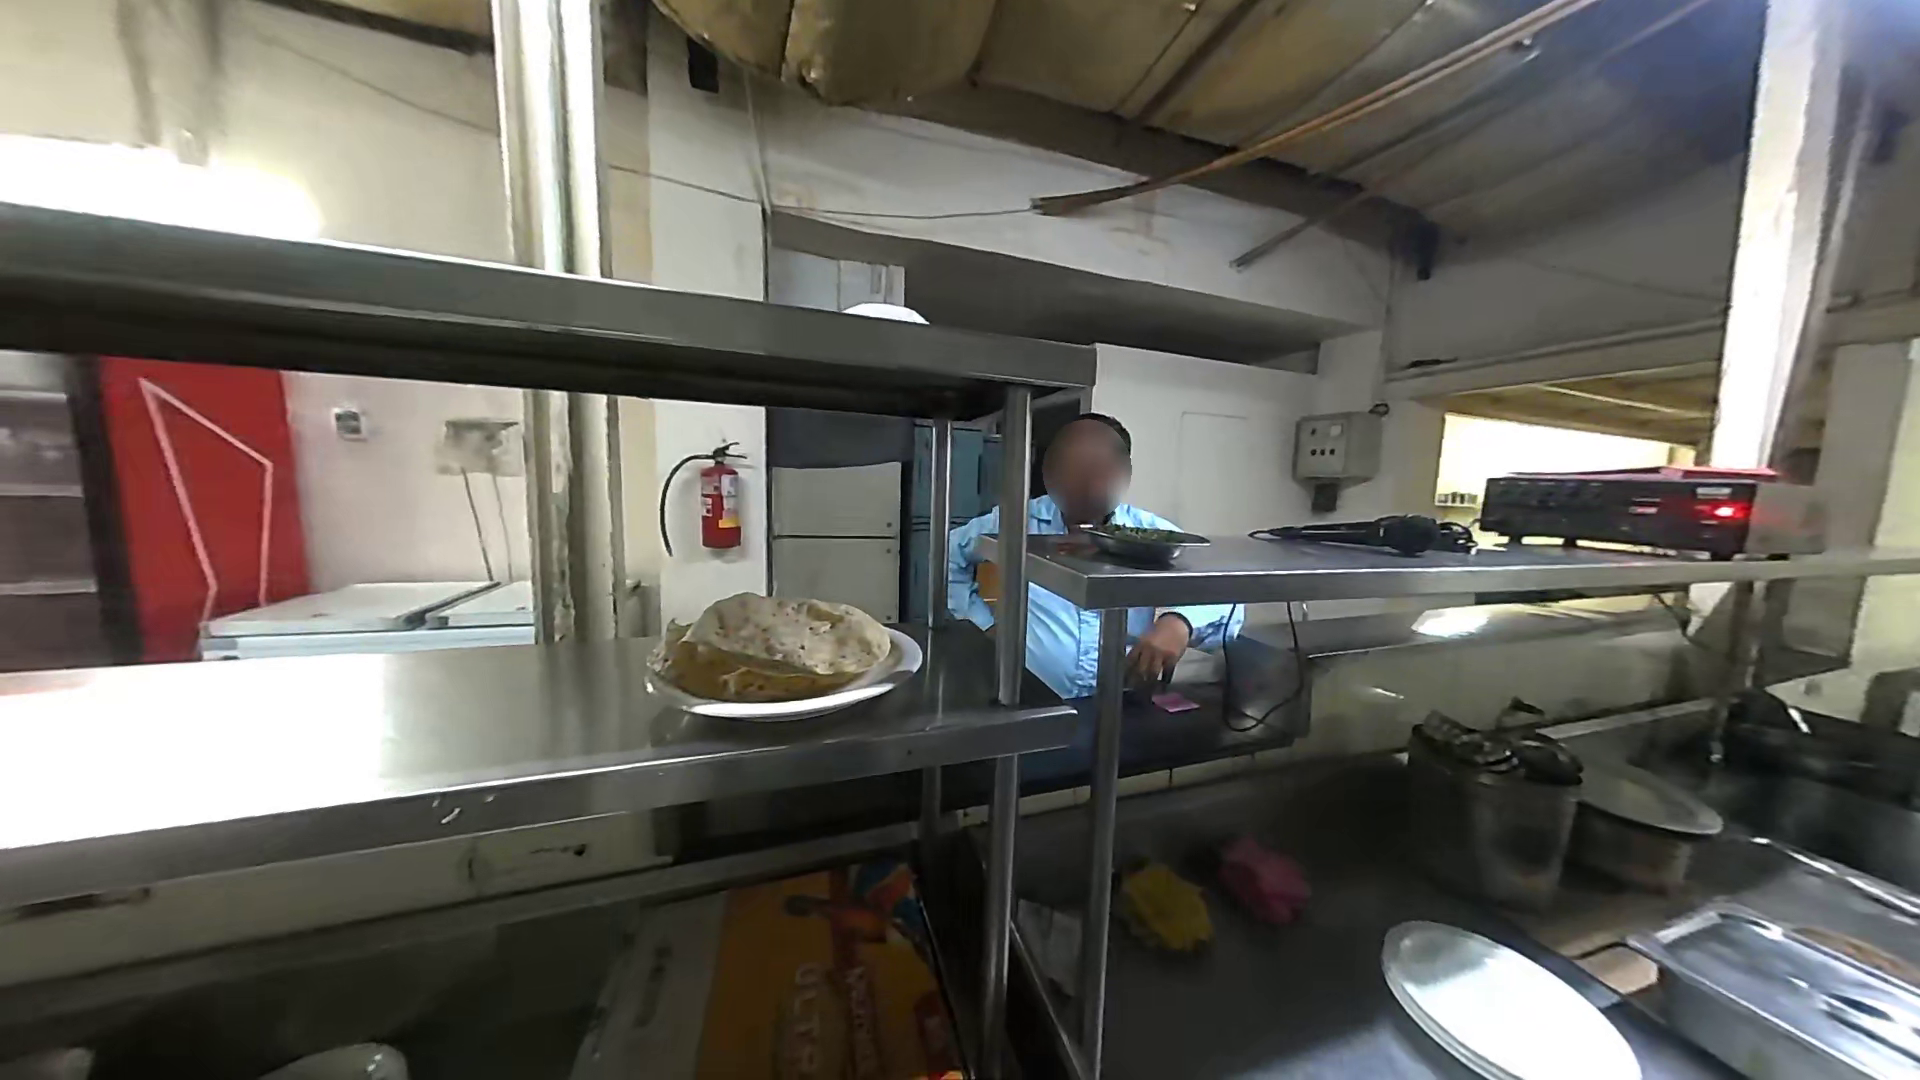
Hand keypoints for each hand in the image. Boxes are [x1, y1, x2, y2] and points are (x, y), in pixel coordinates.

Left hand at [1127, 614, 1190, 684]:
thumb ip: (1140, 651)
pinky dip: (1164, 679)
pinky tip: (1162, 686)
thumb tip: (1131, 666)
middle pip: (1140, 669)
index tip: (1124, 681)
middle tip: (1134, 689)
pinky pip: (1167, 672)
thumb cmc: (1159, 632)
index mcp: (1140, 644)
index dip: (1126, 672)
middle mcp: (1149, 650)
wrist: (1176, 625)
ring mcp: (1161, 655)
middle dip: (1136, 681)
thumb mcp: (1146, 638)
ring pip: (1153, 673)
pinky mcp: (1172, 658)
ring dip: (1149, 683)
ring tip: (1147, 690)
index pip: (1130, 660)